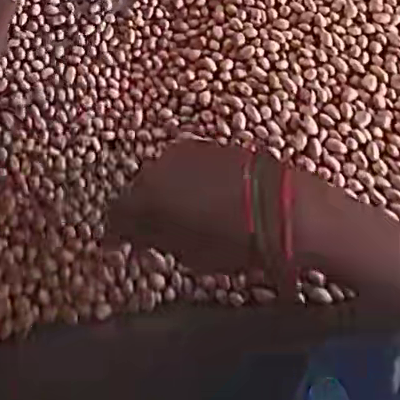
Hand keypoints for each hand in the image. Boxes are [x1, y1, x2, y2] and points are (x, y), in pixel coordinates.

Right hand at [106, 139, 256, 271]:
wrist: (282, 207)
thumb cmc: (235, 240)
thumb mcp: (190, 253)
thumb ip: (156, 240)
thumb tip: (137, 236)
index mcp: (147, 195)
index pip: (117, 213)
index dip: (117, 231)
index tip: (120, 244)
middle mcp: (157, 166)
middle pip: (139, 189)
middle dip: (143, 210)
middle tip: (155, 233)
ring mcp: (182, 152)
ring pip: (162, 174)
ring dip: (166, 192)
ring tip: (184, 215)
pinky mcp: (205, 146)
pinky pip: (184, 165)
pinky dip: (186, 180)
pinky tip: (203, 198)